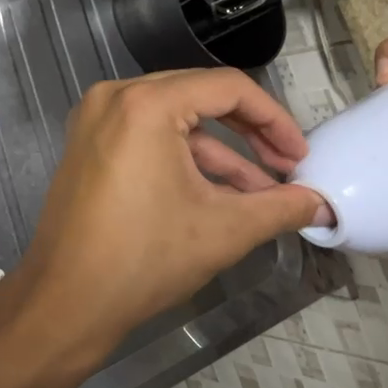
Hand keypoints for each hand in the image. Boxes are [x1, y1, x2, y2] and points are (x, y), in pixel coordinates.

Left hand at [15, 69, 320, 362]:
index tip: (300, 154)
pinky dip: (183, 158)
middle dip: (248, 131)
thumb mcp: (223, 230)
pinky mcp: (89, 141)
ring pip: (174, 118)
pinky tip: (220, 193)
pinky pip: (147, 134)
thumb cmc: (144, 258)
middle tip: (288, 166)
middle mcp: (115, 96)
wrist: (67, 299)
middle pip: (198, 95)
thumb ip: (279, 208)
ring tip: (263, 193)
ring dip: (219, 152)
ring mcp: (96, 117)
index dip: (273, 118)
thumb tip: (320, 205)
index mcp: (144, 103)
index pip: (226, 88)